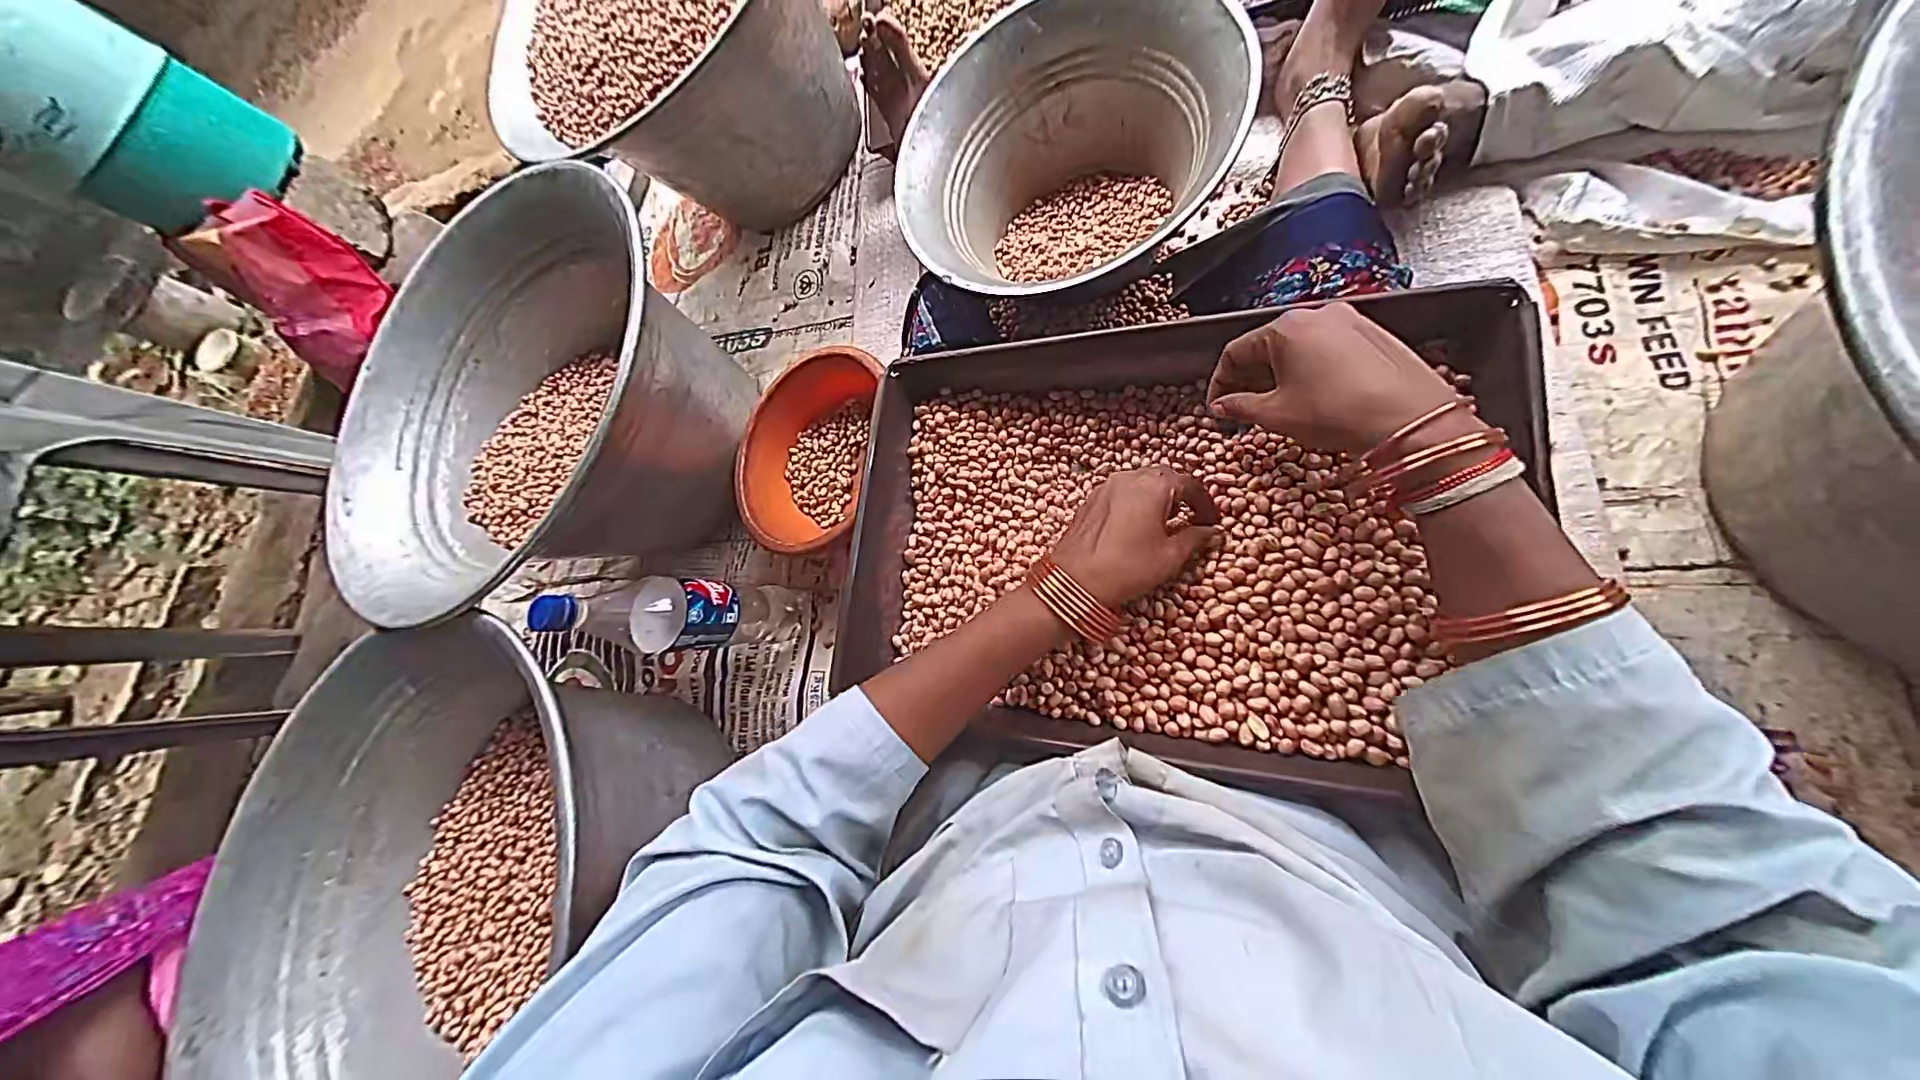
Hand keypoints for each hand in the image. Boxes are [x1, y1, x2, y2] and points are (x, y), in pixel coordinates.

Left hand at [1047, 467, 1220, 607]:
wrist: (1073, 582)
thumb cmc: (1125, 569)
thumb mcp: (1169, 557)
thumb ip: (1194, 538)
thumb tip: (1211, 531)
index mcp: (1152, 486)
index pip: (1189, 484)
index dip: (1205, 503)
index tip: (1211, 522)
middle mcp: (1128, 479)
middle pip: (1164, 478)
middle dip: (1181, 496)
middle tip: (1191, 519)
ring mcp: (1105, 488)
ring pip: (1140, 483)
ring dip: (1157, 498)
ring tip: (1165, 524)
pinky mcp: (1090, 501)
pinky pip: (1121, 494)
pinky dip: (1136, 503)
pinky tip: (1138, 525)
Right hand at [1206, 303, 1462, 453]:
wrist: (1411, 420)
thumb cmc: (1337, 413)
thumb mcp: (1275, 414)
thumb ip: (1240, 406)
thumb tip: (1222, 406)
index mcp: (1286, 327)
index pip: (1235, 352)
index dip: (1219, 383)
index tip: (1217, 407)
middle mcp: (1317, 315)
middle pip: (1267, 346)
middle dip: (1249, 379)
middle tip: (1241, 409)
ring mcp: (1350, 322)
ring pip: (1298, 348)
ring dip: (1279, 376)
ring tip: (1276, 407)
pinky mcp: (1373, 336)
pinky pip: (1327, 350)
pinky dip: (1309, 371)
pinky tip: (1311, 398)